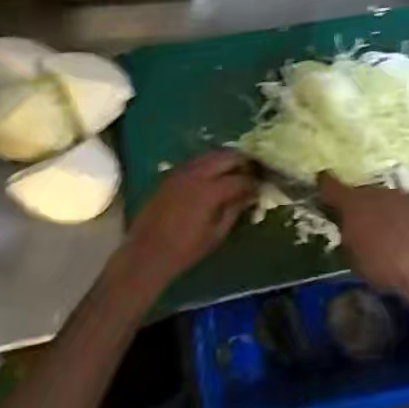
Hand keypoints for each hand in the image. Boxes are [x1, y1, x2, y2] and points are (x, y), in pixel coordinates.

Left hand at [117, 150, 254, 289]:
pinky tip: (214, 176)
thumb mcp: (217, 233)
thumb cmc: (185, 250)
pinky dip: (209, 163)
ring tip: (235, 172)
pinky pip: (196, 161)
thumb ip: (235, 210)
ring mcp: (181, 171)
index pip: (240, 178)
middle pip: (227, 156)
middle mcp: (197, 174)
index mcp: (210, 190)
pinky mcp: (171, 174)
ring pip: (210, 155)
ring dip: (226, 160)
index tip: (261, 187)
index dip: (254, 182)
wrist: (147, 252)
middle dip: (242, 162)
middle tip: (252, 173)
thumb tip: (250, 196)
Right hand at [318, 174, 408, 305]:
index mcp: (352, 202)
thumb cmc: (384, 265)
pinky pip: (401, 209)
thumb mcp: (353, 257)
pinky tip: (404, 239)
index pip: (329, 185)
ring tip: (384, 235)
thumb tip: (348, 227)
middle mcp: (375, 192)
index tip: (320, 186)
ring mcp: (400, 196)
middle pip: (359, 193)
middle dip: (357, 206)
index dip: (323, 185)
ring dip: (380, 212)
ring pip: (382, 200)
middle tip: (357, 226)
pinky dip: (399, 219)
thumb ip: (347, 235)